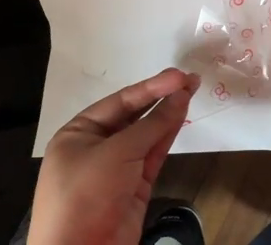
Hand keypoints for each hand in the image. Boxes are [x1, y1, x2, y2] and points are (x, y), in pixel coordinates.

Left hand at [28, 68, 198, 244]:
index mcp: (77, 136)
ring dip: (169, 113)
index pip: (119, 101)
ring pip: (147, 132)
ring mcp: (116, 167)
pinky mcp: (133, 184)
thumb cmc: (86, 195)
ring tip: (193, 90)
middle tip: (191, 79)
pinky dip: (168, 133)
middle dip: (161, 97)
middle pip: (133, 115)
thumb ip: (153, 122)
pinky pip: (153, 152)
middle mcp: (95, 148)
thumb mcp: (117, 153)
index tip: (179, 75)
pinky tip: (183, 114)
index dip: (150, 87)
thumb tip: (182, 93)